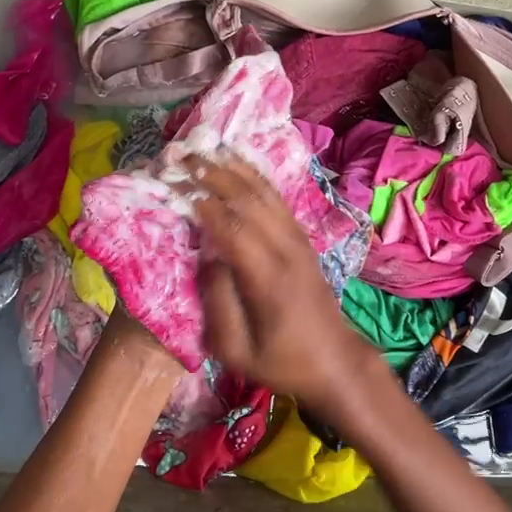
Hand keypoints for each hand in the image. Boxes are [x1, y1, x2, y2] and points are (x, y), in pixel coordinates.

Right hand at [185, 155, 377, 407]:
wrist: (335, 361)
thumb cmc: (281, 361)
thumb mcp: (237, 351)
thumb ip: (218, 302)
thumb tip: (205, 257)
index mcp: (267, 278)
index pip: (233, 228)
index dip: (204, 204)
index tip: (176, 186)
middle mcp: (286, 249)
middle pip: (249, 200)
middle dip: (214, 174)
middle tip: (182, 157)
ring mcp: (298, 239)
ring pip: (265, 192)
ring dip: (234, 168)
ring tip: (206, 150)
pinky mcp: (303, 238)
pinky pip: (276, 198)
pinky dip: (255, 176)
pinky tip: (239, 163)